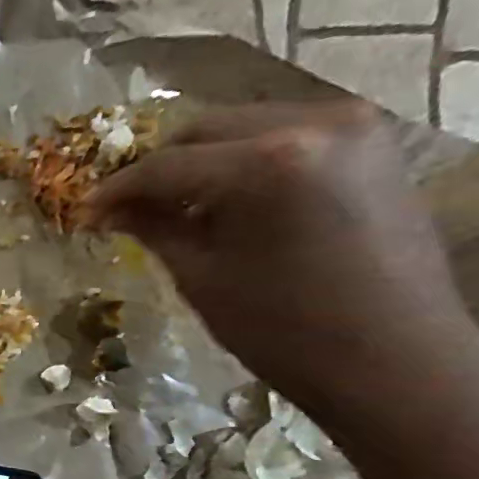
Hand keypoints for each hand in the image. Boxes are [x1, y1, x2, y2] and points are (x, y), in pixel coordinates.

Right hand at [84, 102, 478, 423]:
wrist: (392, 356)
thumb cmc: (287, 333)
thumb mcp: (206, 281)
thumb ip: (157, 231)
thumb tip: (112, 210)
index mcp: (266, 162)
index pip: (170, 164)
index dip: (120, 189)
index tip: (86, 210)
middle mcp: (313, 121)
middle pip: (209, 129)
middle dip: (162, 168)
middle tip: (128, 208)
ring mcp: (351, 126)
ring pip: (249, 128)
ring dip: (204, 162)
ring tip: (178, 208)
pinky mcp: (371, 143)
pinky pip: (288, 138)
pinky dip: (249, 163)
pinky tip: (231, 202)